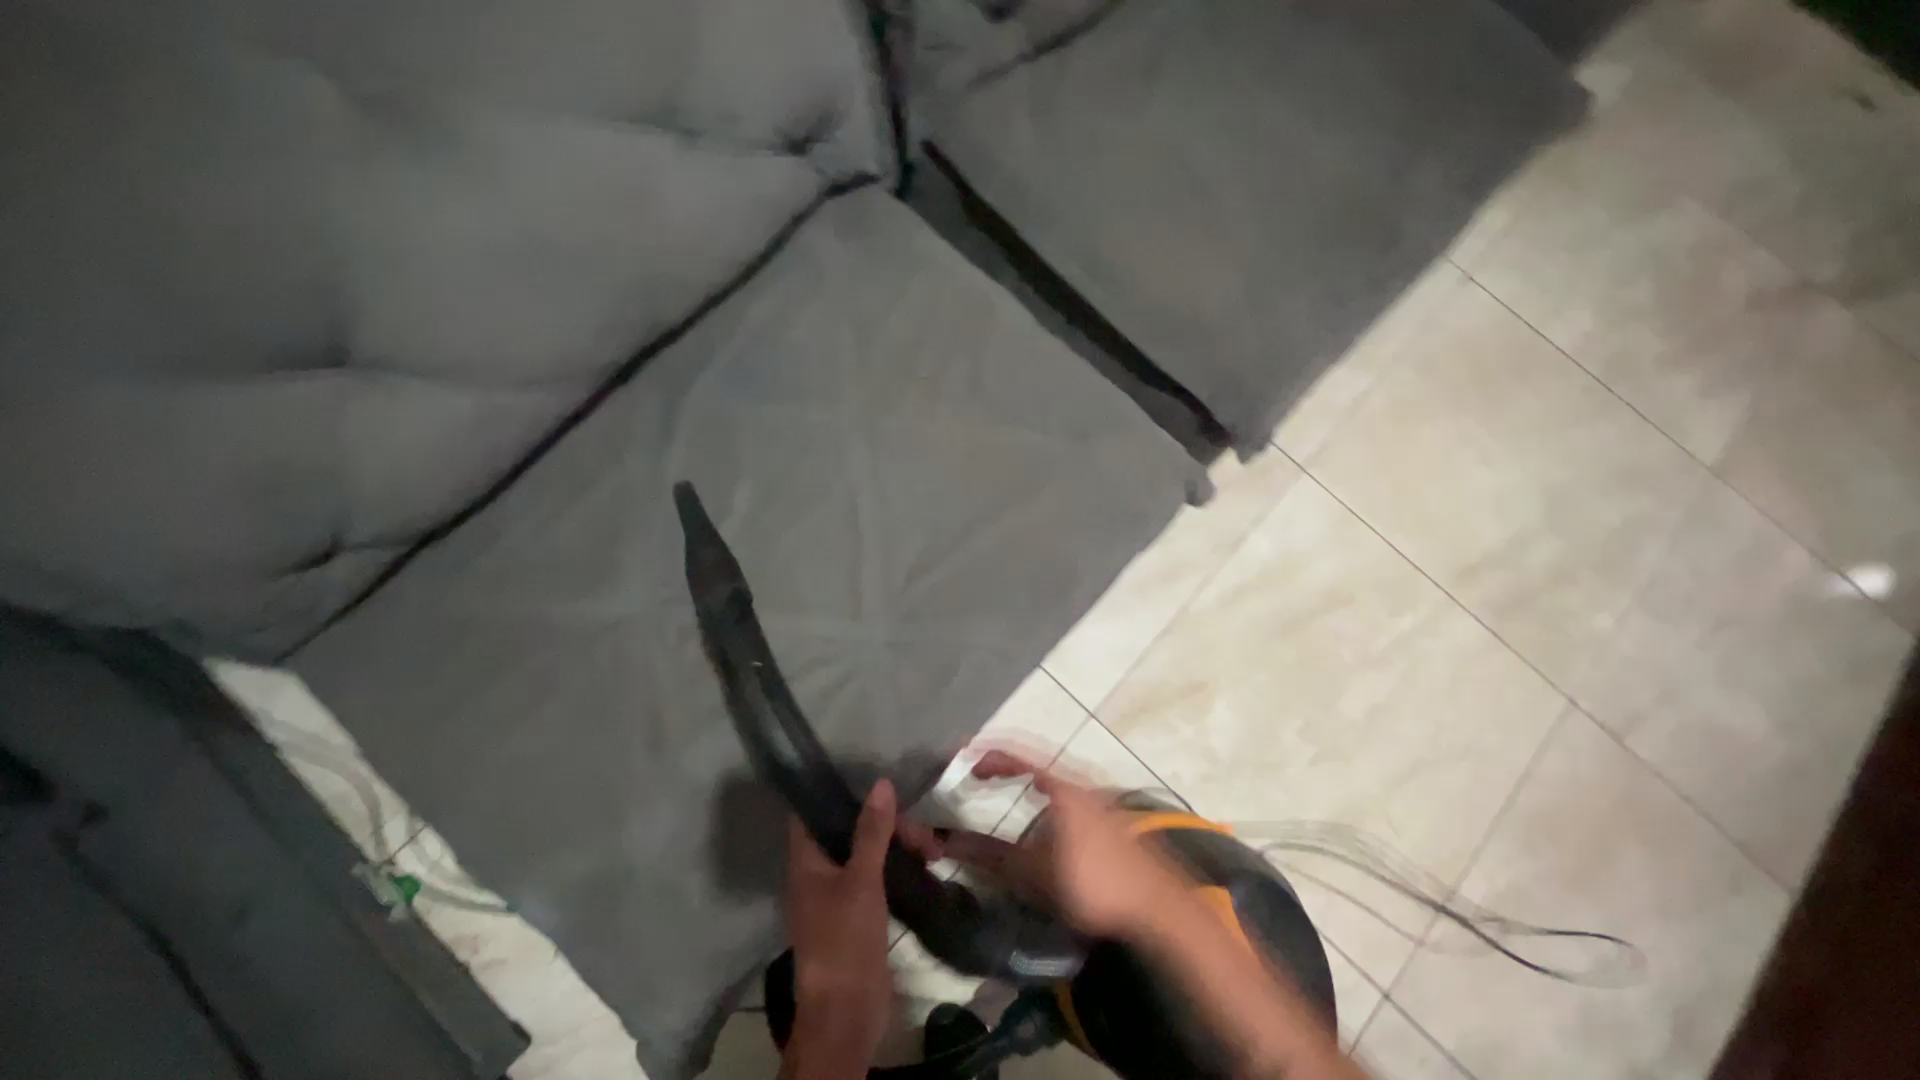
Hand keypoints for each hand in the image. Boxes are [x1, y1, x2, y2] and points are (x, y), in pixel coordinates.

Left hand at [780, 780, 897, 1078]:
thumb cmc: (844, 939)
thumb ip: (872, 832)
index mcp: (805, 862)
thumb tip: (882, 784)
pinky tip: (923, 870)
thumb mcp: (861, 879)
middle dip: (885, 826)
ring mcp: (836, 897)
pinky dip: (896, 872)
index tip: (869, 780)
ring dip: (896, 849)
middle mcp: (815, 875)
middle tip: (922, 836)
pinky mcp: (857, 918)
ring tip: (933, 853)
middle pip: (847, 833)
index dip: (833, 793)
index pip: (810, 813)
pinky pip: (875, 881)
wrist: (846, 1010)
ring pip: (865, 857)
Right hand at [932, 748, 1191, 938]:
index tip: (958, 754)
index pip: (1017, 753)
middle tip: (975, 770)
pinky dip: (1044, 790)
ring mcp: (1101, 799)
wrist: (1160, 907)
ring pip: (1055, 774)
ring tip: (1001, 785)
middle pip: (1037, 757)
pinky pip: (1067, 790)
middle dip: (1004, 761)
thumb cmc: (1094, 883)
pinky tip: (1042, 812)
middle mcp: (1082, 783)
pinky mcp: (1111, 818)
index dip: (985, 750)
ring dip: (1025, 774)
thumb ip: (989, 855)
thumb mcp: (1035, 874)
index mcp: (1063, 786)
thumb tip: (945, 841)